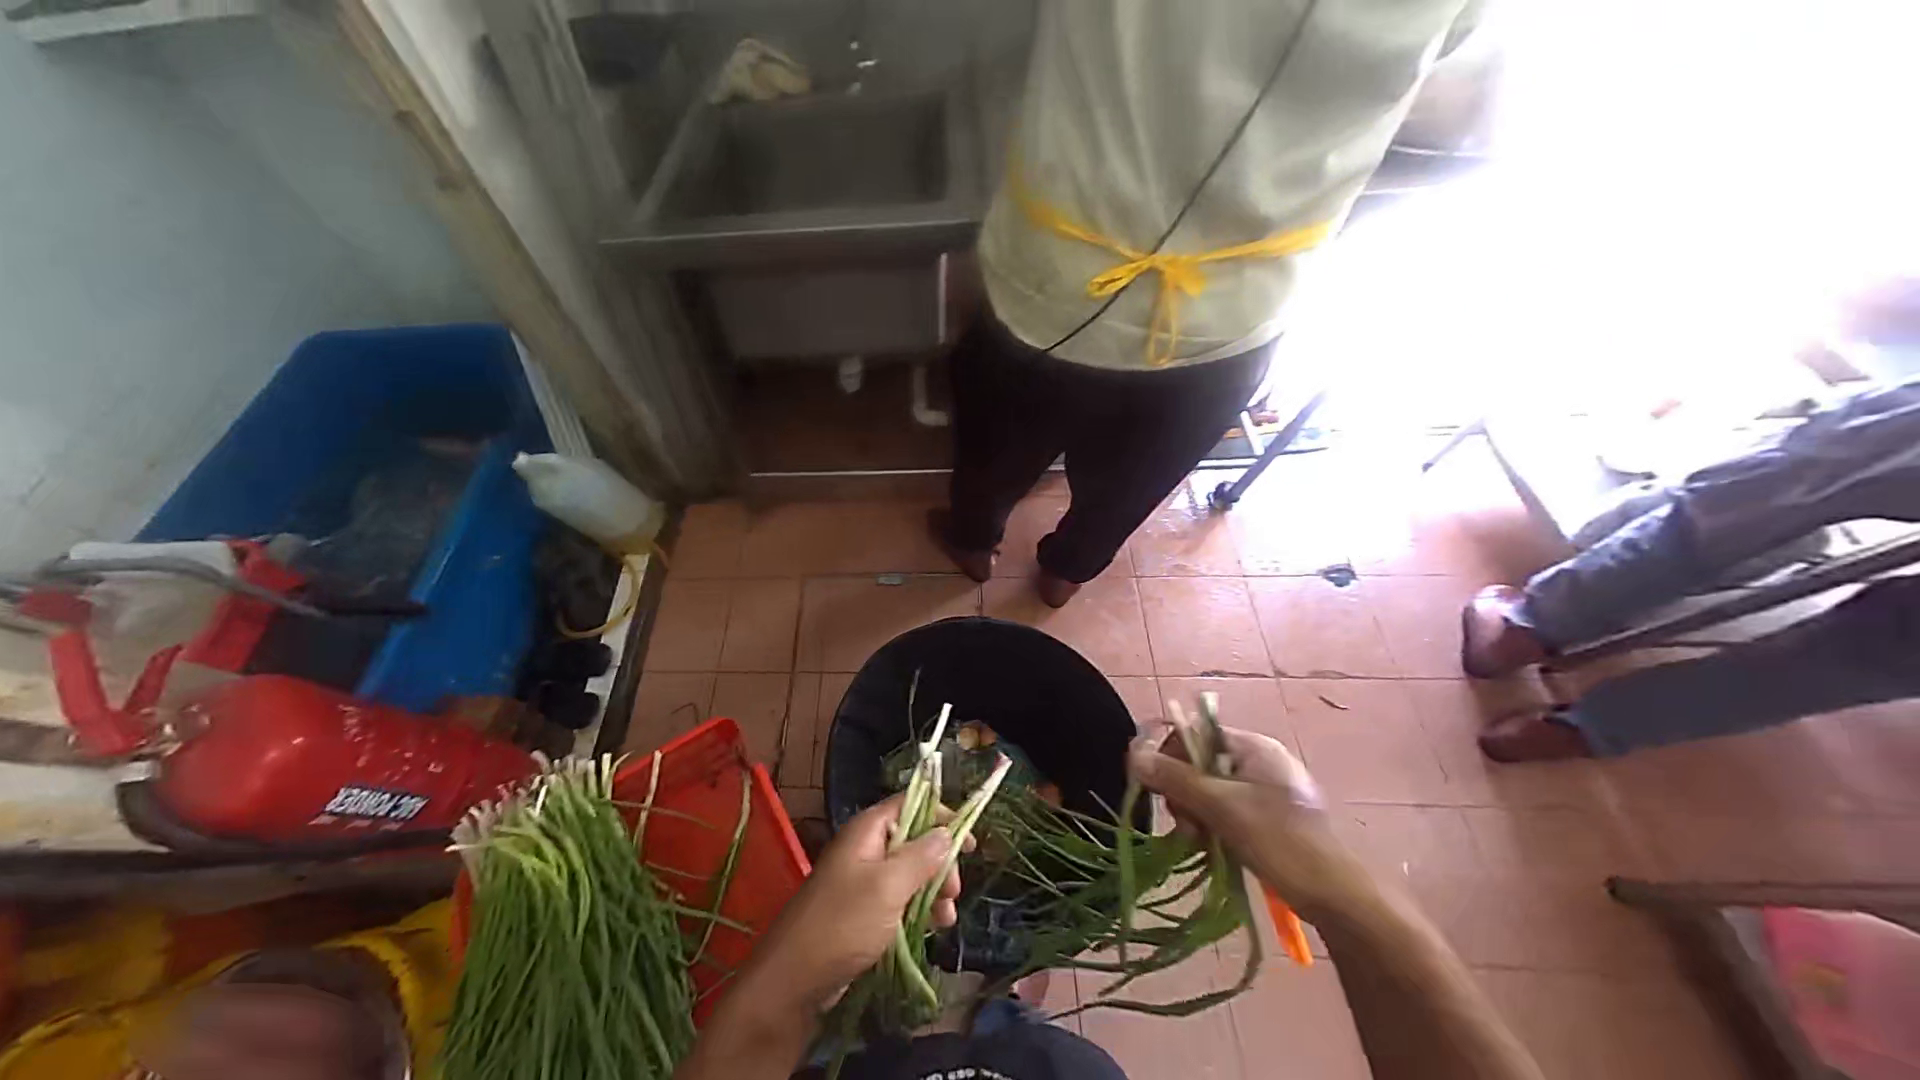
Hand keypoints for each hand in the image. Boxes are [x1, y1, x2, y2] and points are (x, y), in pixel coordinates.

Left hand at [744, 794, 961, 1011]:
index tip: (969, 843)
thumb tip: (946, 833)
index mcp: (867, 830)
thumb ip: (921, 856)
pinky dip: (918, 909)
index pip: (910, 803)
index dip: (941, 817)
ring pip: (910, 872)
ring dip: (933, 890)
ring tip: (946, 918)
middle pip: (914, 839)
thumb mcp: (888, 886)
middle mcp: (865, 848)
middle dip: (940, 862)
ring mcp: (863, 880)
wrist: (794, 981)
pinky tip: (933, 928)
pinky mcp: (862, 910)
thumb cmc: (843, 924)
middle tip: (954, 891)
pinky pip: (899, 899)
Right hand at [1128, 725, 1377, 922]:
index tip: (1155, 787)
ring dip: (1195, 813)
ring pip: (1209, 790)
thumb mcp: (1221, 808)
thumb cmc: (1281, 842)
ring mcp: (1266, 789)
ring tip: (1198, 841)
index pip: (1194, 733)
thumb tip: (1133, 755)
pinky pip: (1226, 809)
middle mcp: (1259, 759)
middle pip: (1199, 762)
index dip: (1168, 755)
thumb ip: (1176, 779)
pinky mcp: (1269, 817)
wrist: (1338, 897)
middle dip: (1183, 791)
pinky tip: (1212, 846)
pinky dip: (1213, 824)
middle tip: (1186, 824)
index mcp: (1253, 746)